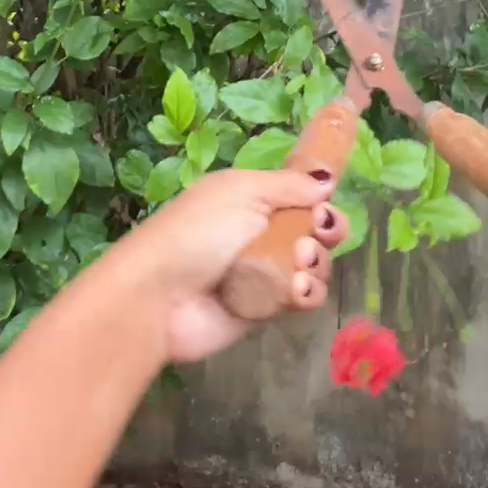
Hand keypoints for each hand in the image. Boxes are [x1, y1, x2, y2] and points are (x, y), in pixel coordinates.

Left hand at [105, 168, 349, 362]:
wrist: (160, 297)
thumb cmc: (198, 231)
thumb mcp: (242, 191)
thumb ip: (288, 185)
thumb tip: (327, 181)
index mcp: (254, 198)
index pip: (302, 195)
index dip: (320, 199)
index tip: (324, 205)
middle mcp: (263, 232)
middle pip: (317, 229)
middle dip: (327, 230)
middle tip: (318, 234)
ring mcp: (267, 271)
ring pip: (316, 265)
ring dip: (317, 263)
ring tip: (299, 264)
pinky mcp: (268, 306)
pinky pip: (304, 298)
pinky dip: (308, 293)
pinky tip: (297, 290)